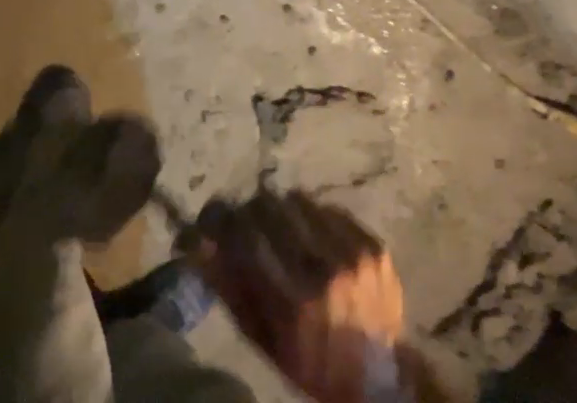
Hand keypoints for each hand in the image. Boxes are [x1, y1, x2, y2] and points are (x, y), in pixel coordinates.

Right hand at [189, 191, 413, 402]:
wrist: (380, 374)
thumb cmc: (309, 360)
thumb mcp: (261, 336)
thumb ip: (228, 287)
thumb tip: (196, 242)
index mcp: (292, 300)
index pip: (242, 234)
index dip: (220, 221)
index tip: (214, 223)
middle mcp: (323, 269)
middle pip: (268, 207)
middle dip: (249, 213)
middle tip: (247, 226)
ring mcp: (353, 253)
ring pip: (298, 200)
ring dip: (281, 211)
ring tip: (282, 230)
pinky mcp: (373, 243)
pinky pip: (328, 209)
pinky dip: (312, 217)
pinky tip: (312, 237)